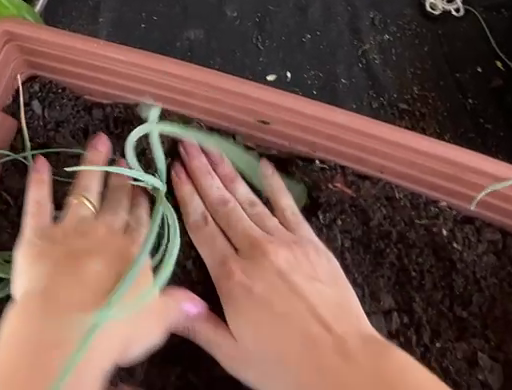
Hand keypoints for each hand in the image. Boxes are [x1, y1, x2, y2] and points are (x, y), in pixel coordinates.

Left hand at [0, 134, 203, 389]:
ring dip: (92, 164)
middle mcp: (104, 233)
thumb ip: (175, 307)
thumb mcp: (154, 322)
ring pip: (83, 190)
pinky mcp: (39, 234)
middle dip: (121, 179)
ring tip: (98, 141)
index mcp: (132, 252)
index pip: (140, 221)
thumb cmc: (113, 329)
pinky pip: (38, 203)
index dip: (141, 202)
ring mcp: (70, 230)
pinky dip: (38, 182)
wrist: (66, 327)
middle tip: (123, 157)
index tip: (142, 185)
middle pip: (115, 201)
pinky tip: (38, 162)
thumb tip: (200, 305)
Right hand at [170, 142, 449, 389]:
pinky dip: (273, 184)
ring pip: (249, 198)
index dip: (186, 194)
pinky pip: (287, 206)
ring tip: (211, 147)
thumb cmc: (286, 368)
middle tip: (186, 142)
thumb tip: (165, 303)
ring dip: (227, 170)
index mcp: (232, 277)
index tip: (174, 168)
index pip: (201, 225)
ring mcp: (284, 242)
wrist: (346, 366)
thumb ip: (199, 326)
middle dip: (201, 170)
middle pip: (222, 203)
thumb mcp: (235, 356)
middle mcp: (255, 250)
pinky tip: (262, 165)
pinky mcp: (310, 242)